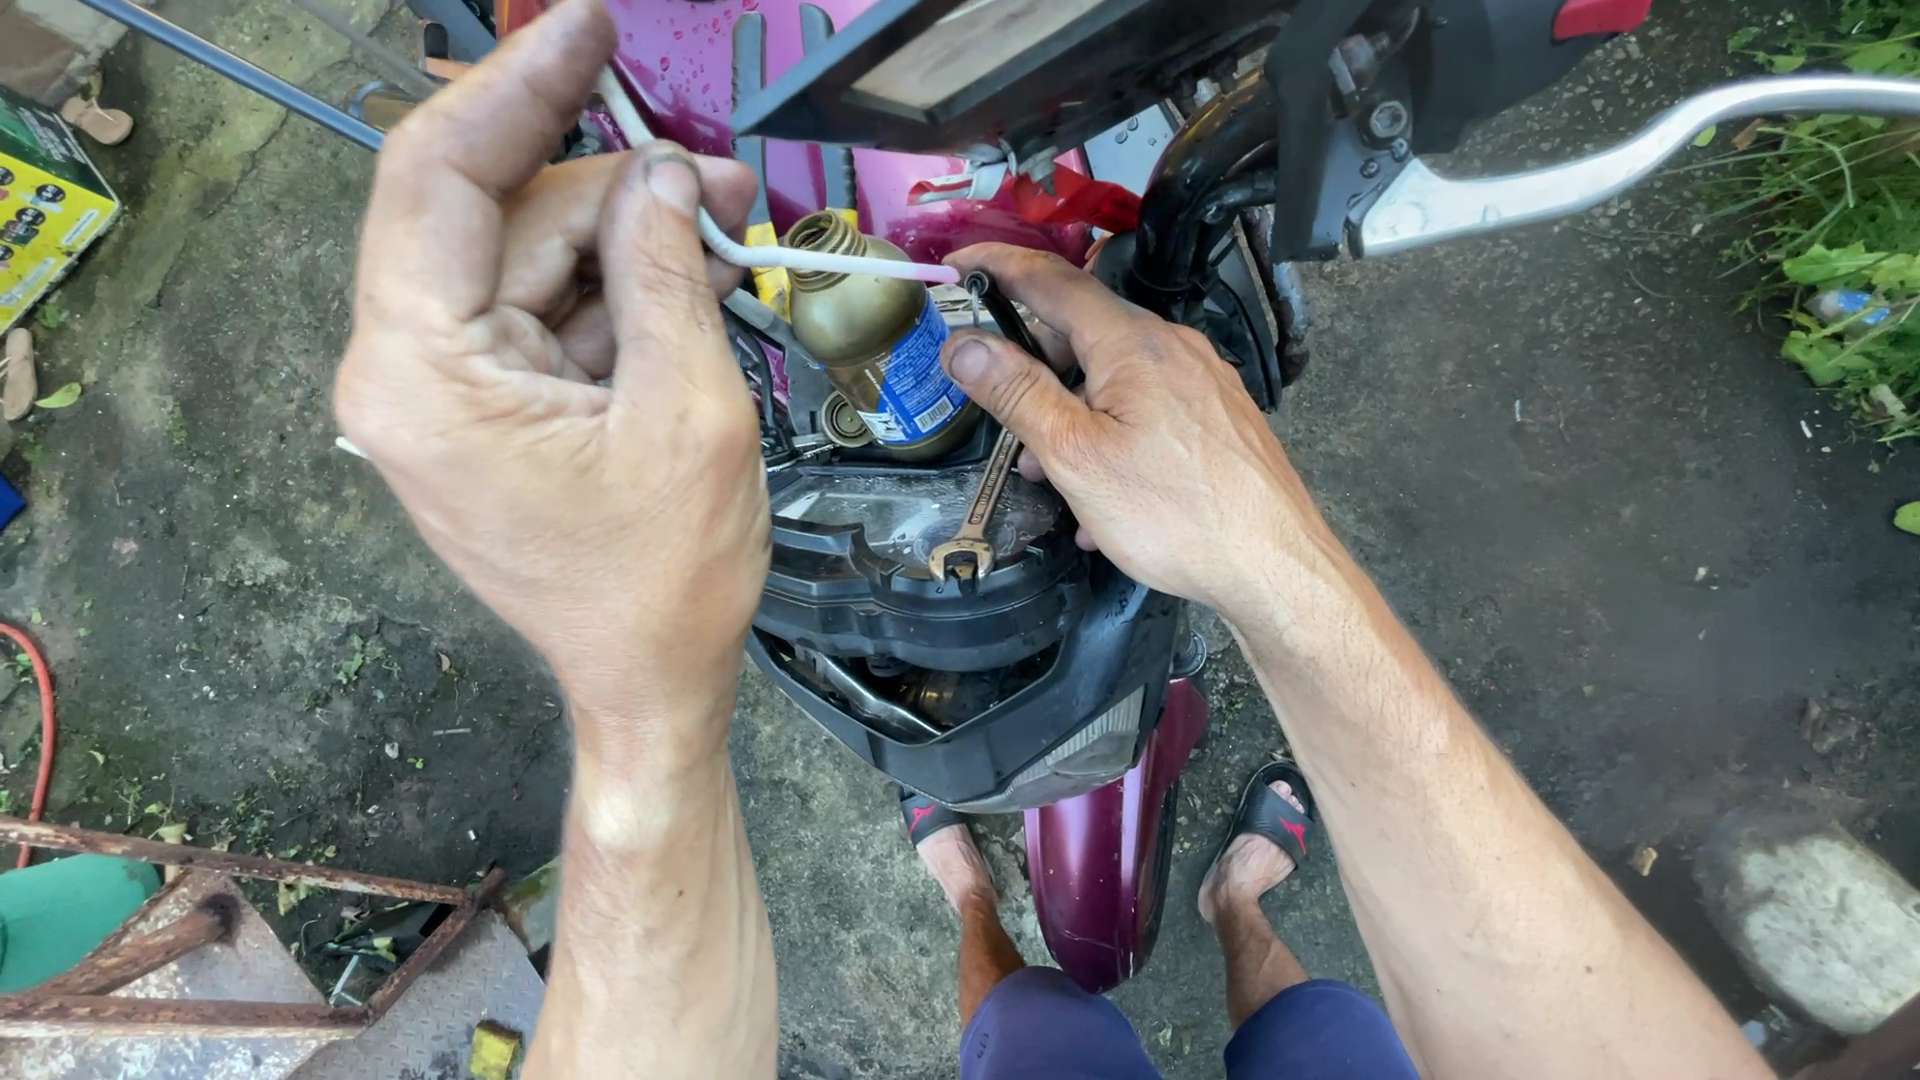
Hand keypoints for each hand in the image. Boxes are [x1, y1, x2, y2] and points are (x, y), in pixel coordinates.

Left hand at [334, 0, 767, 760]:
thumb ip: (670, 278)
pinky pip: (555, 329)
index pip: (443, 180)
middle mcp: (409, 376)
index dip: (519, 88)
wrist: (655, 680)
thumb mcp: (692, 412)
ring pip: (537, 276)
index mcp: (424, 374)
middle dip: (616, 189)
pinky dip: (624, 302)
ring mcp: (452, 402)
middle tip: (723, 179)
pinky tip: (694, 287)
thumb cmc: (675, 571)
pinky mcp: (497, 423)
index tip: (590, 29)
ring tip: (728, 234)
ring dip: (632, 248)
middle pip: (505, 228)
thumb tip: (667, 177)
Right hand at [938, 244, 1333, 622]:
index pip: (1053, 280)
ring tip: (1050, 476)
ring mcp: (1201, 382)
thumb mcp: (1076, 455)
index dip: (999, 265)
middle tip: (1005, 417)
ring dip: (1071, 415)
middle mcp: (1173, 347)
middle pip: (1083, 334)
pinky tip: (1102, 497)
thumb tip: (962, 345)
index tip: (957, 264)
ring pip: (1114, 380)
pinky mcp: (1217, 417)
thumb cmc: (1171, 513)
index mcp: (1132, 343)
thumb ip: (1018, 394)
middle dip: (1035, 370)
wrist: (1272, 567)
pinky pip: (1147, 411)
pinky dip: (1110, 437)